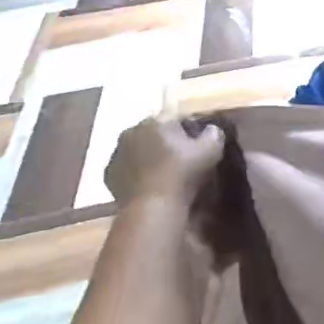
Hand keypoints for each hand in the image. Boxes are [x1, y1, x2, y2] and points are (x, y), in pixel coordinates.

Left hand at [105, 118, 223, 204]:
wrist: (153, 206)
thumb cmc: (183, 173)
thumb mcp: (211, 151)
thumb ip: (214, 134)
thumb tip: (211, 130)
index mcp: (156, 121)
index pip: (176, 117)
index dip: (190, 129)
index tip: (199, 144)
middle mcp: (132, 130)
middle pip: (154, 131)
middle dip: (166, 140)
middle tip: (182, 158)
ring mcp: (117, 152)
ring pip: (138, 149)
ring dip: (150, 155)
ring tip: (165, 173)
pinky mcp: (109, 174)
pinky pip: (127, 167)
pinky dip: (137, 172)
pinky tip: (150, 184)